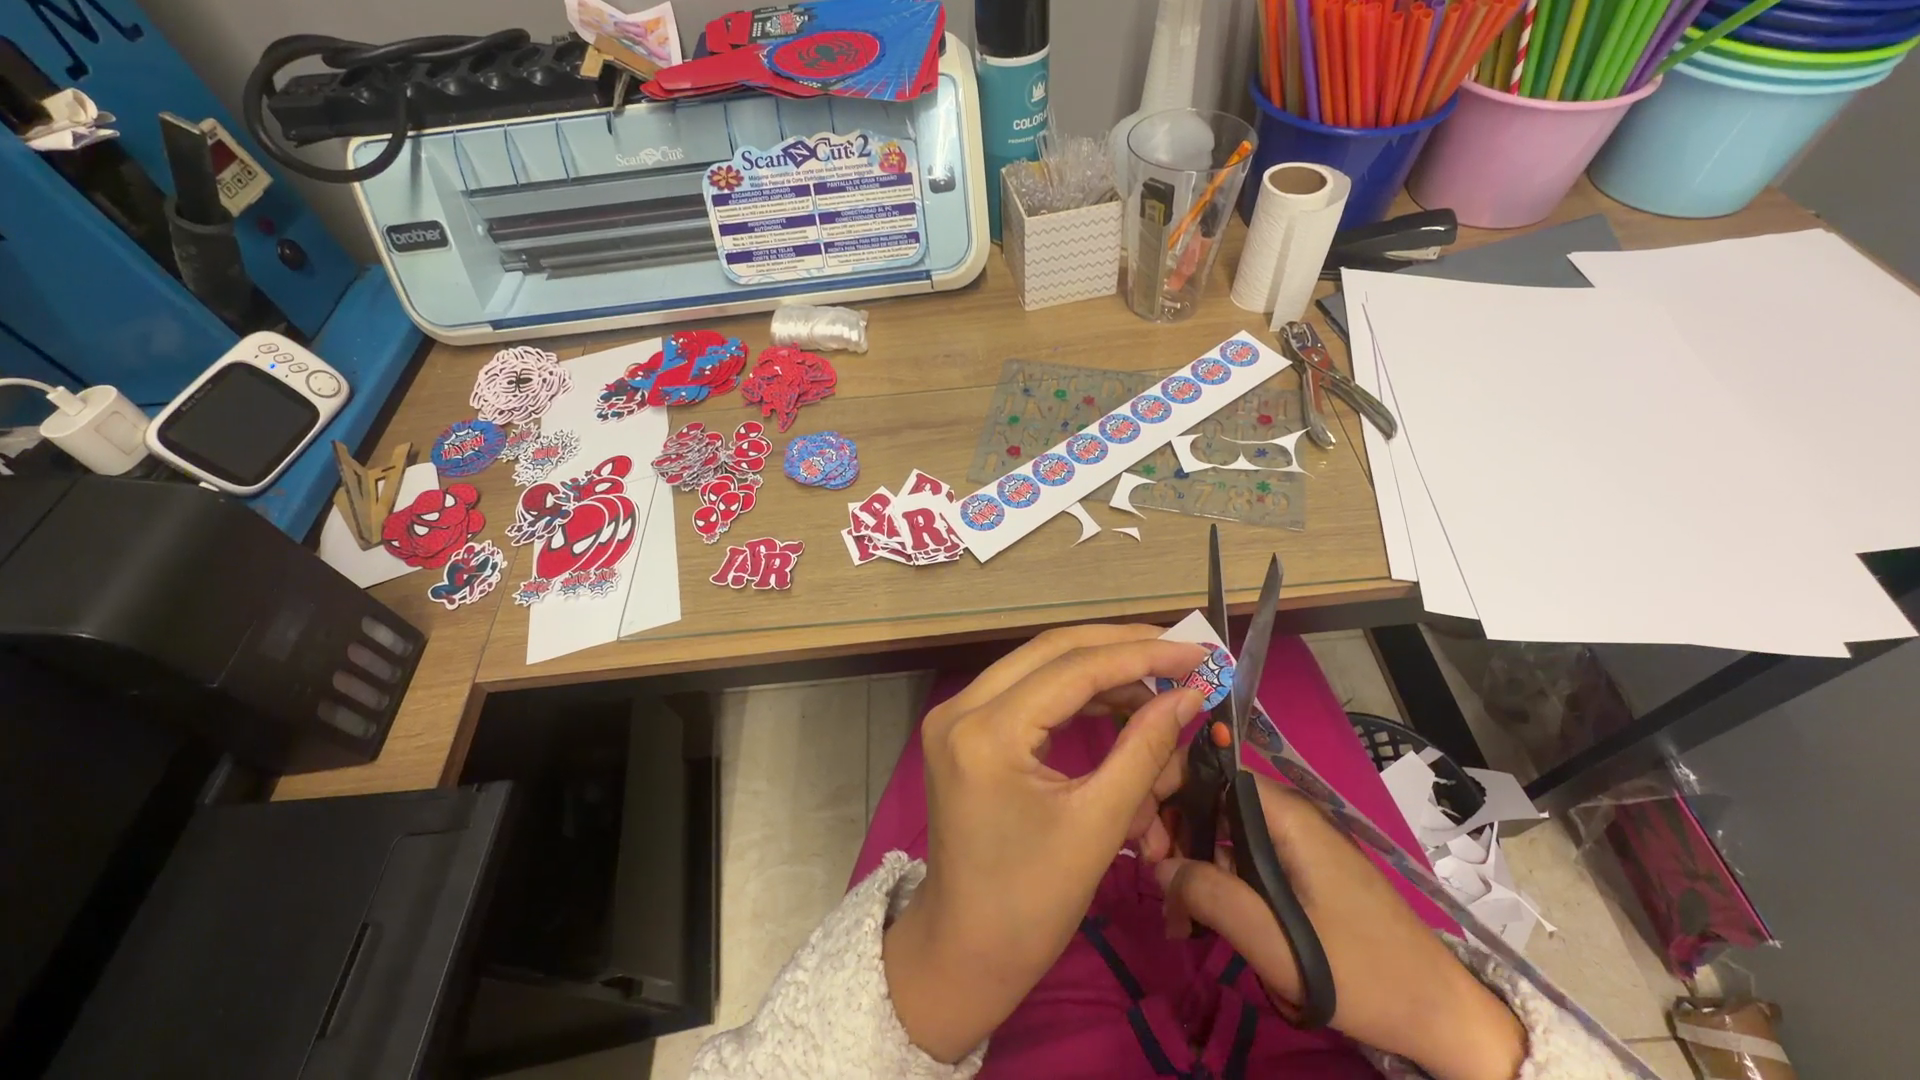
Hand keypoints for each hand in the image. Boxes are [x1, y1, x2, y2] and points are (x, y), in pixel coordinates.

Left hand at [883, 625, 1209, 1062]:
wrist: (966, 949)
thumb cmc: (1032, 901)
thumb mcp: (1099, 824)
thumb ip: (1144, 748)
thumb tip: (1190, 694)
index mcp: (986, 731)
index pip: (1074, 669)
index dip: (1143, 656)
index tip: (1199, 653)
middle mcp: (960, 708)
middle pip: (1052, 651)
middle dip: (1122, 648)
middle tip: (1183, 654)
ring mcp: (955, 717)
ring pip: (1038, 665)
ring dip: (1100, 668)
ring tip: (1160, 681)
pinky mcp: (963, 731)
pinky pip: (1025, 691)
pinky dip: (1073, 693)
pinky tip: (1117, 701)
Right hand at [1153, 773, 1526, 1079]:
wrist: (1440, 1015)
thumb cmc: (1362, 973)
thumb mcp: (1277, 942)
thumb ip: (1212, 896)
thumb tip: (1158, 866)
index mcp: (1287, 817)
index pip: (1213, 771)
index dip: (1169, 791)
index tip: (1144, 837)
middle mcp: (1291, 819)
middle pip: (1213, 804)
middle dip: (1175, 836)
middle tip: (1158, 890)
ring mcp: (1298, 846)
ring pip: (1225, 836)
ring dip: (1194, 868)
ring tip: (1179, 922)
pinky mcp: (1302, 874)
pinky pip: (1246, 862)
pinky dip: (1219, 884)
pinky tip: (1204, 924)